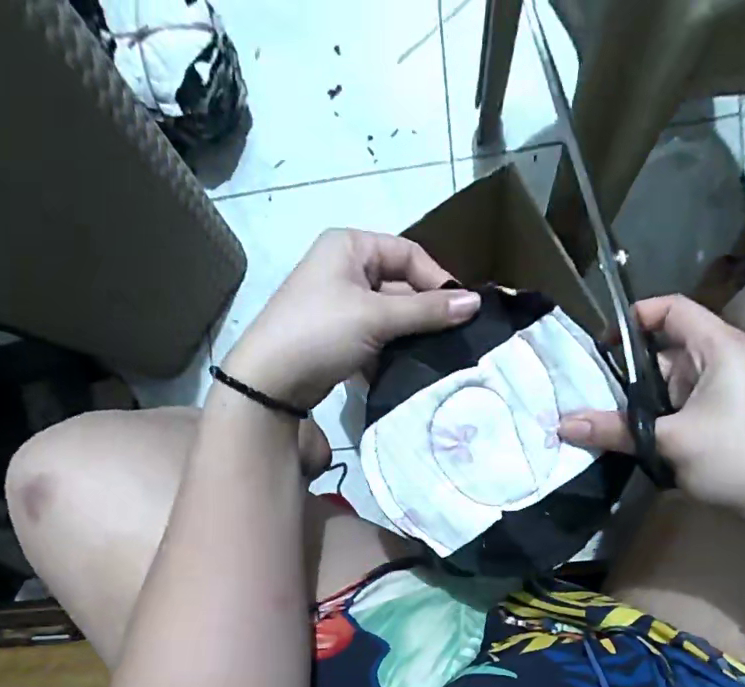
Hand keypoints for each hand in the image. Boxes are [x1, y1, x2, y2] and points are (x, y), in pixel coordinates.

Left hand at [220, 229, 481, 409]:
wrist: (268, 382)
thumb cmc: (321, 332)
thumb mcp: (377, 317)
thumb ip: (427, 310)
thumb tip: (476, 303)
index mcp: (348, 246)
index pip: (407, 254)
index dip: (436, 279)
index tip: (462, 310)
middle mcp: (341, 269)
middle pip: (397, 286)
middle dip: (422, 313)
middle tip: (451, 340)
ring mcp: (335, 306)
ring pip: (385, 317)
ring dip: (406, 337)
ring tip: (431, 358)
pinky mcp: (332, 339)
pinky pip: (370, 340)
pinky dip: (385, 354)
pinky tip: (401, 373)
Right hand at [559, 295, 744, 528]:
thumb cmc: (738, 457)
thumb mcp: (670, 441)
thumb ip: (615, 430)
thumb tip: (563, 424)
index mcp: (718, 348)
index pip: (672, 310)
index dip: (634, 318)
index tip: (600, 347)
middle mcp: (717, 360)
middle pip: (659, 349)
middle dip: (622, 370)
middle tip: (585, 393)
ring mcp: (715, 389)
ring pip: (660, 382)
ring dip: (632, 399)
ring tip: (596, 418)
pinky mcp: (710, 415)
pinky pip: (669, 404)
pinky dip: (646, 415)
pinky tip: (622, 434)